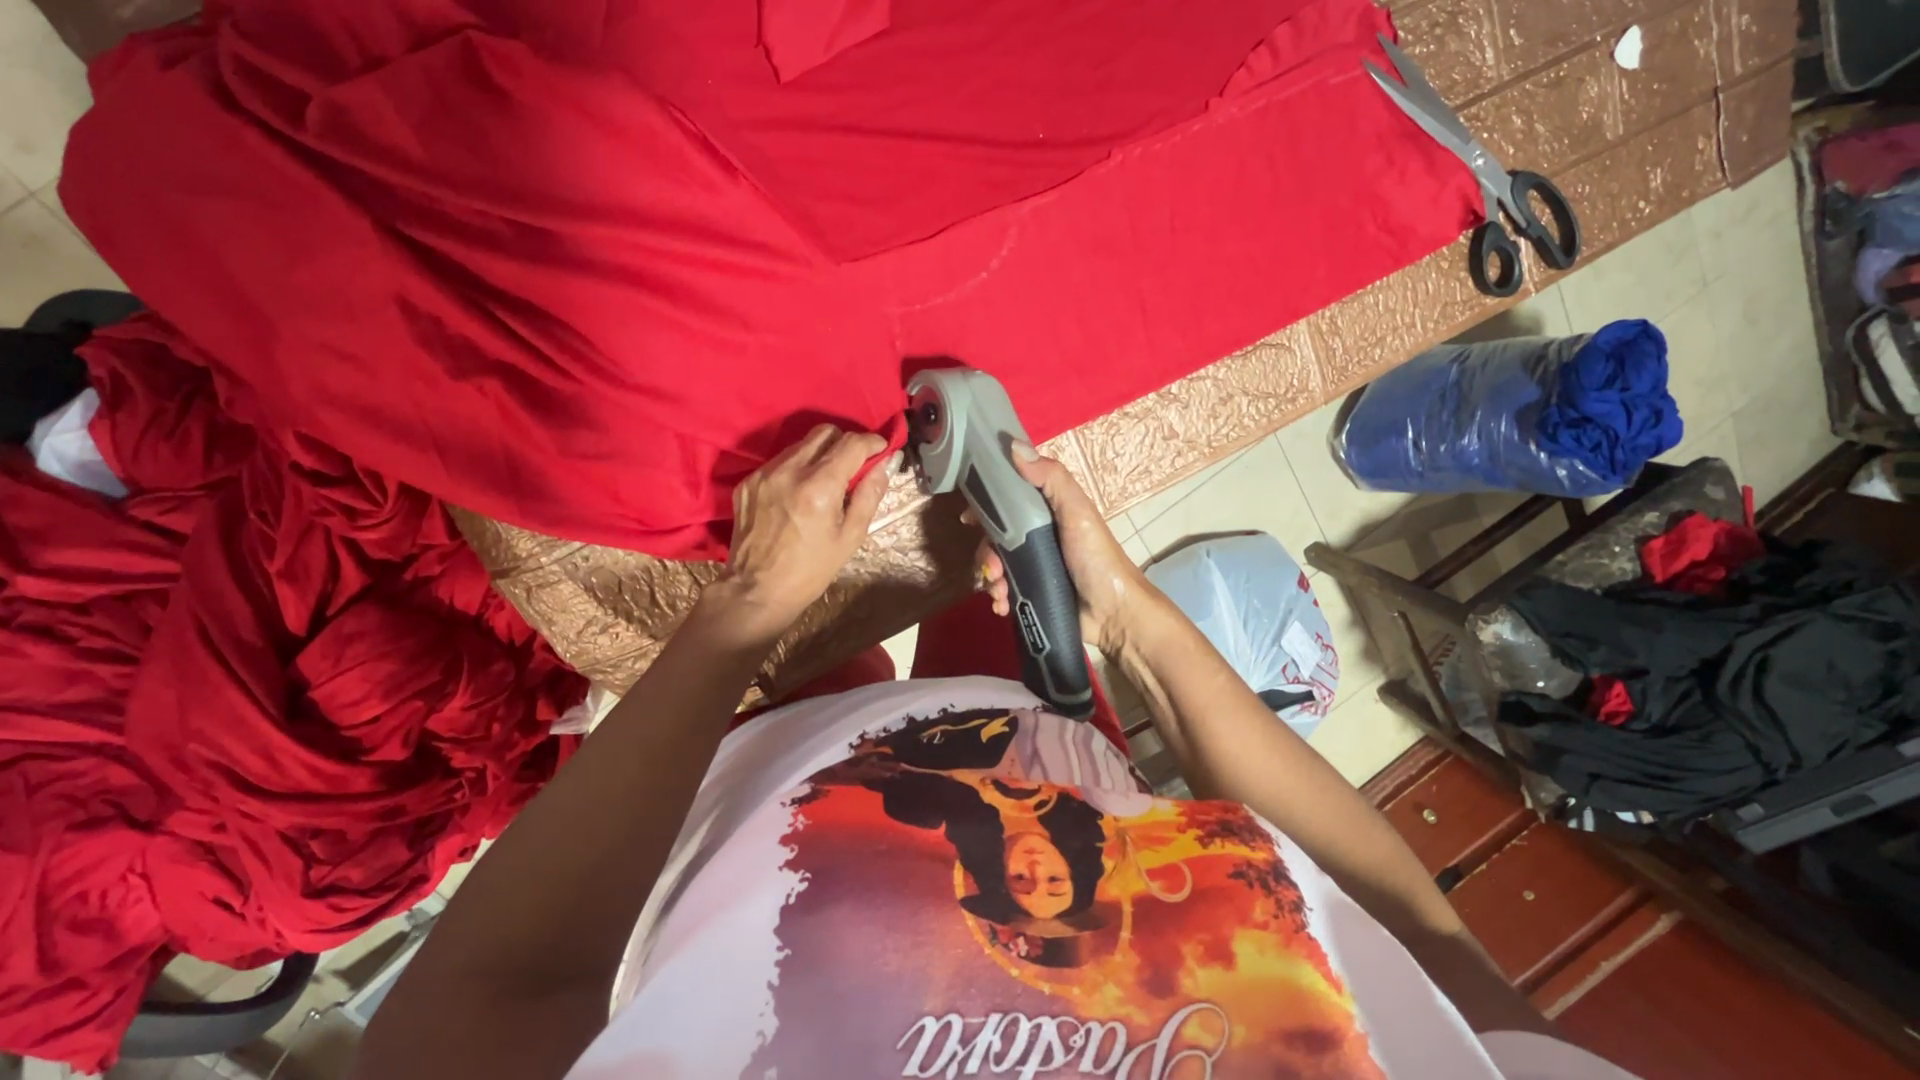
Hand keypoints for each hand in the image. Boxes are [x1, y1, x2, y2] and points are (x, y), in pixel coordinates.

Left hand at [707, 424, 895, 646]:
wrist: (757, 589)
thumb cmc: (811, 570)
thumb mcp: (850, 537)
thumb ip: (869, 495)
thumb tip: (885, 463)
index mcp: (819, 486)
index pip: (852, 443)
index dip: (872, 443)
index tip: (880, 450)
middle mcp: (790, 471)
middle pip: (825, 432)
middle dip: (845, 443)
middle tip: (853, 466)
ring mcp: (765, 474)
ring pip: (801, 444)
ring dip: (819, 454)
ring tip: (825, 481)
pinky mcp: (749, 481)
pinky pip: (779, 461)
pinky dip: (796, 468)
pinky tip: (798, 493)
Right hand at [975, 442, 1160, 654]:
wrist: (1113, 613)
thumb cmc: (1096, 557)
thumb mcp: (1077, 511)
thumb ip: (1051, 478)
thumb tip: (1013, 445)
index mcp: (1046, 511)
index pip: (1007, 500)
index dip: (985, 505)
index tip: (968, 518)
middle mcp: (1037, 536)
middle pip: (994, 536)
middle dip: (985, 553)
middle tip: (992, 568)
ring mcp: (1033, 566)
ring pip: (994, 564)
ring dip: (989, 578)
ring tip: (999, 593)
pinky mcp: (1031, 593)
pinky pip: (1002, 590)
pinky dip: (997, 597)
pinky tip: (1002, 606)